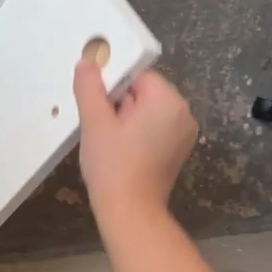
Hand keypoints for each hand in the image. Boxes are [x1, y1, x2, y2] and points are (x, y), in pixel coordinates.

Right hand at [72, 60, 197, 246]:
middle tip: (100, 127)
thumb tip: (87, 61)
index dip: (113, 87)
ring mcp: (184, 133)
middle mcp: (183, 112)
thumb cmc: (112, 165)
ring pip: (149, 112)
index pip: (138, 75)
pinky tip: (123, 152)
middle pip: (145, 92)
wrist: (130, 210)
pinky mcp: (178, 150)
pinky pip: (156, 129)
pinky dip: (138, 134)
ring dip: (127, 119)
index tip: (97, 106)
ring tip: (109, 142)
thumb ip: (90, 87)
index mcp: (168, 100)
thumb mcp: (95, 123)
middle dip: (120, 104)